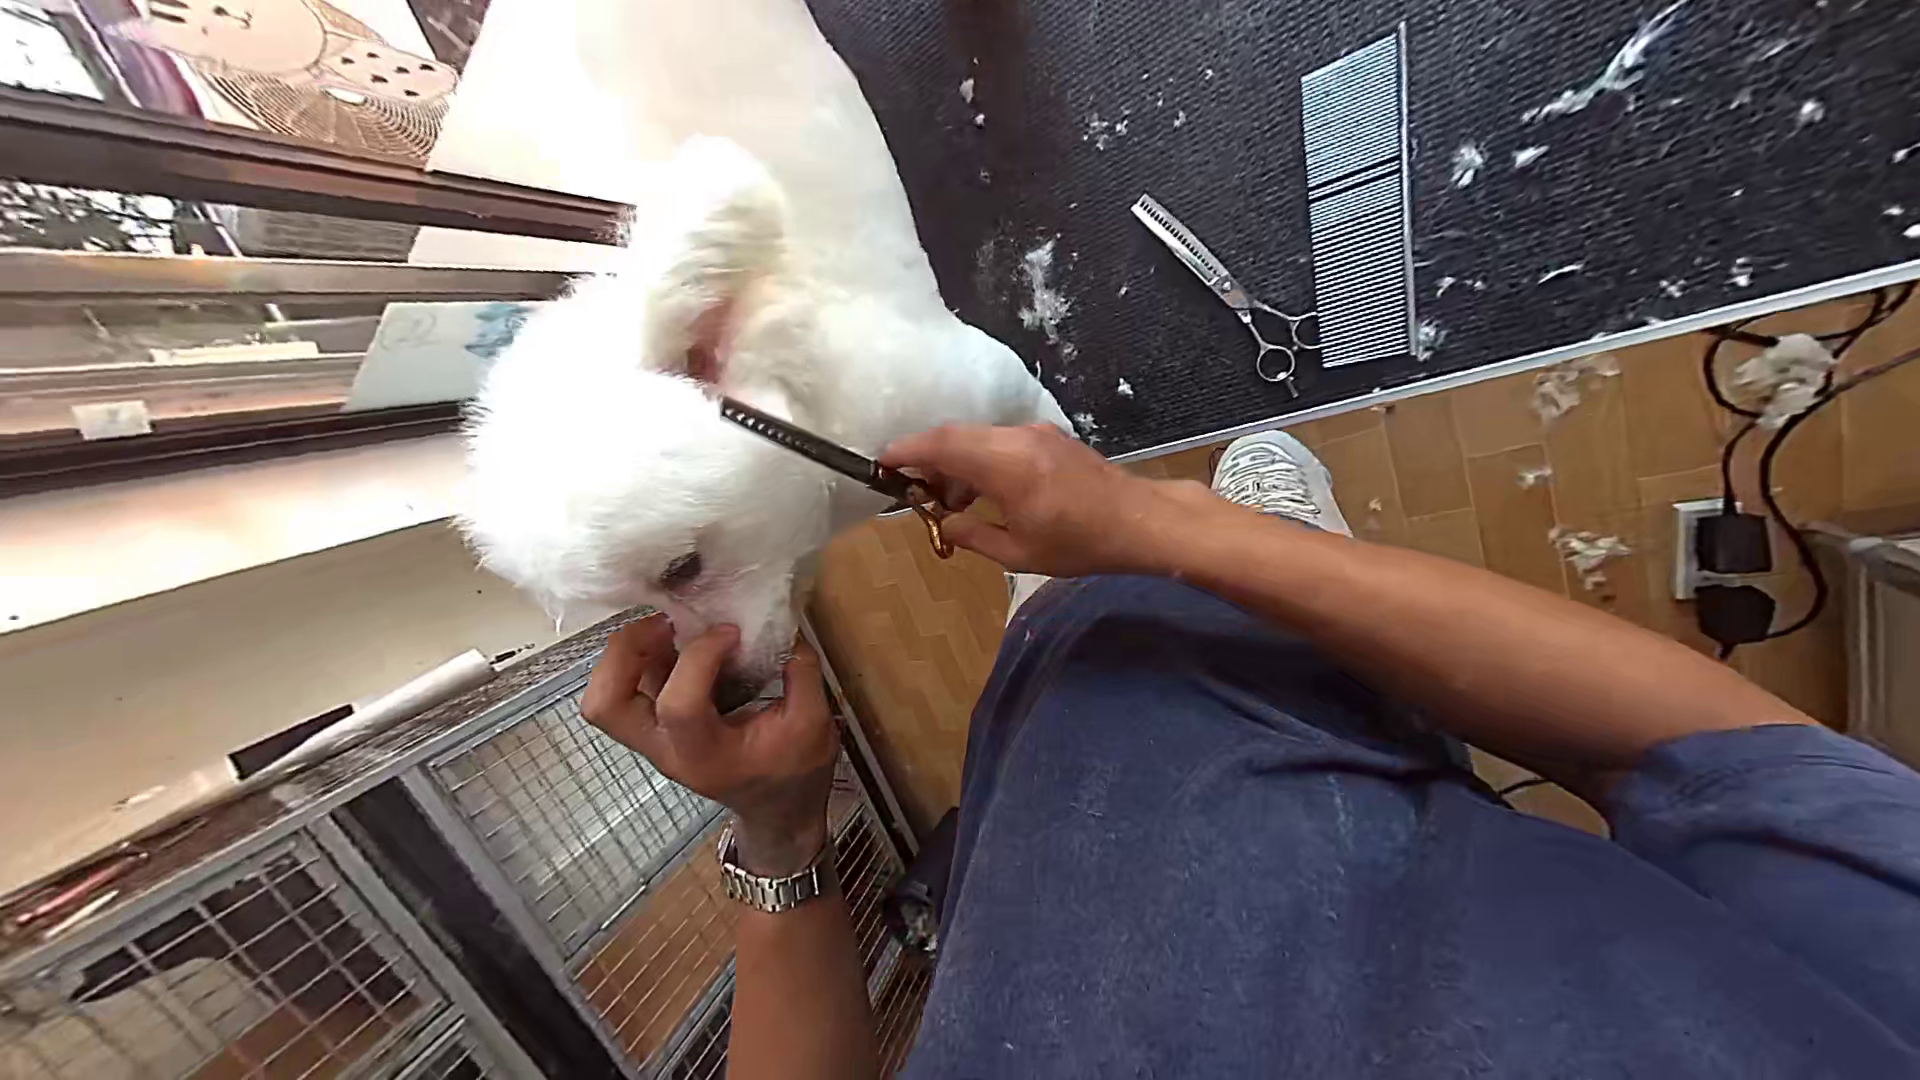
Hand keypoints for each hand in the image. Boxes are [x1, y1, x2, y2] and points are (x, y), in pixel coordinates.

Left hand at [582, 614, 837, 874]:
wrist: (779, 809)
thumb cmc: (796, 771)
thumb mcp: (814, 722)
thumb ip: (801, 672)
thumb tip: (783, 624)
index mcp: (706, 756)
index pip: (678, 706)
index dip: (701, 657)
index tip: (734, 632)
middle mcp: (666, 750)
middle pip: (607, 705)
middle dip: (627, 652)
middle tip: (668, 623)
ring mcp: (655, 740)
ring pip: (607, 695)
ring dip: (631, 651)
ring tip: (674, 625)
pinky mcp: (658, 727)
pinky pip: (631, 687)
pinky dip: (646, 656)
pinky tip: (684, 639)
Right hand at [883, 423, 1219, 576]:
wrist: (1139, 521)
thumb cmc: (1080, 544)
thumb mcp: (1019, 553)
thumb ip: (973, 535)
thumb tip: (942, 524)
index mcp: (1008, 466)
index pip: (943, 446)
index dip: (907, 451)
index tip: (883, 463)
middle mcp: (1017, 438)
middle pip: (955, 435)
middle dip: (927, 458)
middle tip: (915, 491)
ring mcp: (1034, 433)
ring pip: (976, 436)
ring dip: (954, 461)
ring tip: (950, 501)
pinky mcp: (1046, 437)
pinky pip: (997, 440)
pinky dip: (978, 459)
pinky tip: (981, 491)